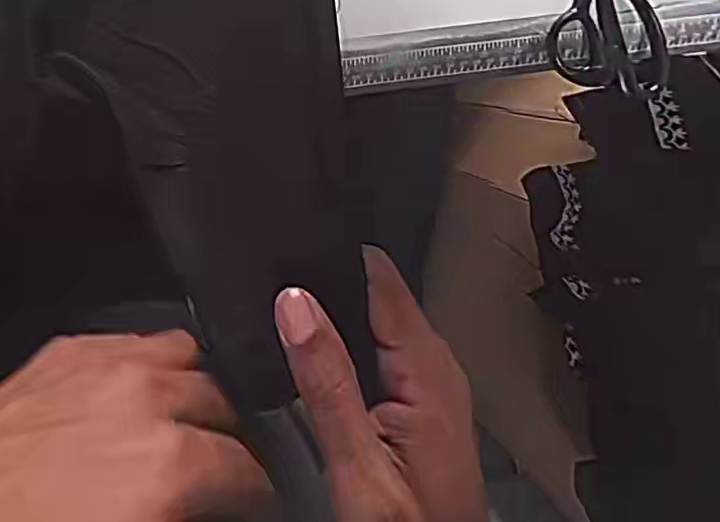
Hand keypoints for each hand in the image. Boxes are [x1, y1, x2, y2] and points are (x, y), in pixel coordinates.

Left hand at [0, 330, 271, 521]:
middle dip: (232, 433)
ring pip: (184, 351)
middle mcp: (142, 396)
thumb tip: (202, 497)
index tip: (256, 495)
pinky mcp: (68, 349)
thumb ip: (179, 504)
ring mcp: (103, 362)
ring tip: (192, 414)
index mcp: (165, 462)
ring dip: (196, 384)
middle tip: (228, 461)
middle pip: (222, 398)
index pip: (246, 467)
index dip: (259, 487)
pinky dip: (148, 363)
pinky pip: (132, 340)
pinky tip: (139, 388)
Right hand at [275, 246, 484, 521]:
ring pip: (374, 312)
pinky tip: (318, 347)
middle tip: (283, 287)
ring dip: (334, 308)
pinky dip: (344, 334)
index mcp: (428, 370)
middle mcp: (436, 364)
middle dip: (329, 282)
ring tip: (293, 311)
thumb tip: (295, 304)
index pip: (381, 277)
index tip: (293, 251)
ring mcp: (428, 377)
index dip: (334, 256)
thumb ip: (326, 381)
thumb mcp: (358, 469)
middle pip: (376, 289)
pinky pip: (376, 338)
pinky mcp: (416, 393)